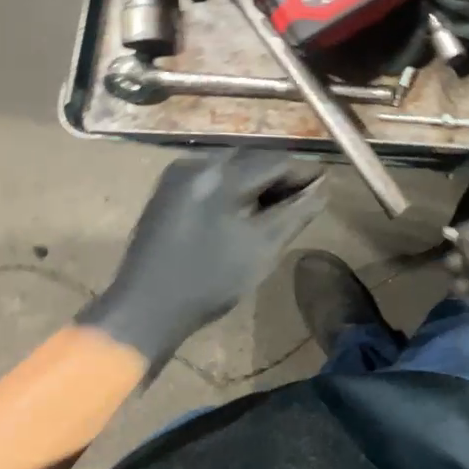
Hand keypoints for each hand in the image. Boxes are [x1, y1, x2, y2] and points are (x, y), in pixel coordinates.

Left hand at [77, 150, 325, 373]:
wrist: (144, 310)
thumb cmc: (209, 280)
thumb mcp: (263, 247)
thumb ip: (297, 212)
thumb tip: (323, 187)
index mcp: (222, 173)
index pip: (276, 160)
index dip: (304, 173)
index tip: (324, 187)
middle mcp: (198, 162)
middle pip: (253, 159)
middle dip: (280, 177)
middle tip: (303, 200)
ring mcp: (179, 174)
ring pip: (232, 167)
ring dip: (257, 182)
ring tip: (275, 208)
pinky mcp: (167, 191)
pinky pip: (212, 178)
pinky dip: (233, 189)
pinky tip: (243, 212)